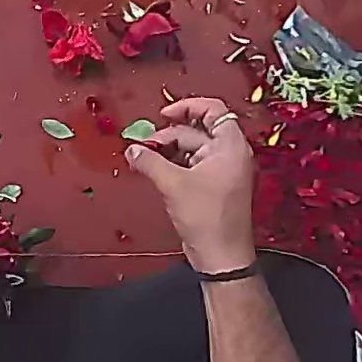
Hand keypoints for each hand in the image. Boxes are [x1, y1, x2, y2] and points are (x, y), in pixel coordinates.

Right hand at [125, 97, 257, 274]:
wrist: (220, 255)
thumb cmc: (206, 216)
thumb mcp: (174, 184)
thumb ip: (150, 162)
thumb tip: (131, 149)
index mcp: (230, 146)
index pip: (213, 110)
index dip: (188, 106)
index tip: (164, 114)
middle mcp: (229, 154)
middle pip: (197, 130)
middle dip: (170, 134)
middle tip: (145, 145)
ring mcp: (221, 170)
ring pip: (192, 148)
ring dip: (168, 150)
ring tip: (144, 158)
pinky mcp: (212, 185)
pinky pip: (192, 164)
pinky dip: (173, 163)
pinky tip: (154, 169)